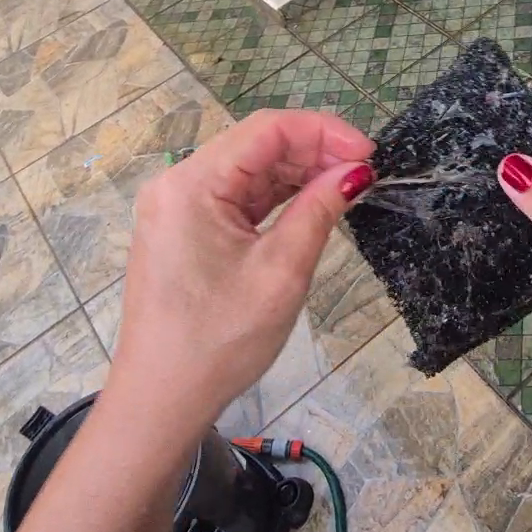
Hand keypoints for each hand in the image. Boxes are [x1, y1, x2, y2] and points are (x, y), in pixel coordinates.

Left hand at [107, 110, 373, 419]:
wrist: (161, 402)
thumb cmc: (220, 340)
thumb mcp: (281, 272)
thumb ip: (319, 210)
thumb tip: (357, 171)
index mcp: (192, 184)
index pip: (266, 129)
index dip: (324, 130)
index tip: (369, 153)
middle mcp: (180, 184)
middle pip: (258, 145)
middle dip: (315, 151)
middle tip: (365, 173)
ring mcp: (181, 206)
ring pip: (253, 169)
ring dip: (301, 172)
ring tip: (348, 186)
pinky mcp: (189, 229)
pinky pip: (242, 196)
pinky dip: (280, 196)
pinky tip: (315, 201)